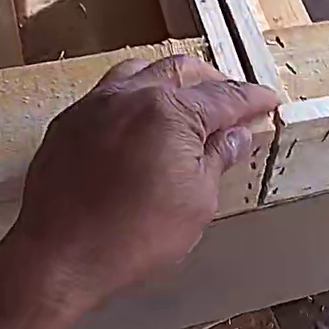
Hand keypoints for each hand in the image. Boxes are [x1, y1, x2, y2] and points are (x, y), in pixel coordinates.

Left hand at [4, 54, 280, 312]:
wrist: (60, 257)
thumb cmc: (135, 237)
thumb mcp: (197, 202)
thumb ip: (218, 159)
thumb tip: (237, 135)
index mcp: (170, 112)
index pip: (225, 97)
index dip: (252, 99)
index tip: (268, 102)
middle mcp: (131, 95)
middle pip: (183, 70)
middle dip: (214, 83)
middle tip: (232, 105)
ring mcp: (95, 104)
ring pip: (142, 71)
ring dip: (172, 82)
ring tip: (188, 105)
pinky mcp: (69, 122)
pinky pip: (111, 92)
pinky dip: (137, 97)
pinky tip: (143, 122)